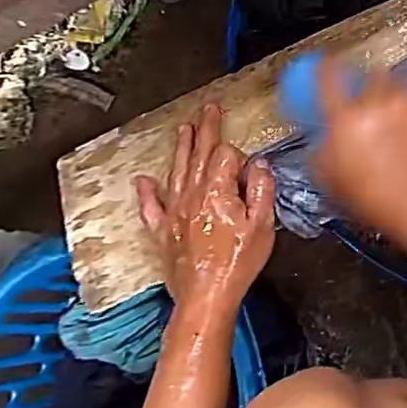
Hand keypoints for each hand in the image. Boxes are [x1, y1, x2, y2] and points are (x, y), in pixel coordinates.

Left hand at [135, 103, 275, 323]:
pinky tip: (143, 180)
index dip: (240, 157)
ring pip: (176, 172)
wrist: (205, 298)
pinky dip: (147, 193)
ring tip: (184, 128)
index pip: (226, 156)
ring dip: (181, 147)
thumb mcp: (263, 224)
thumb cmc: (237, 263)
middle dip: (205, 129)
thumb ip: (262, 189)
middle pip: (199, 154)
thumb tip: (259, 165)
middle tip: (208, 108)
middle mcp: (191, 196)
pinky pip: (152, 207)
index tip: (251, 171)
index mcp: (216, 191)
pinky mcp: (163, 232)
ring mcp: (174, 213)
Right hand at [311, 58, 406, 226]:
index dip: (324, 67)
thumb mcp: (326, 174)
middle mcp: (373, 102)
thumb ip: (320, 146)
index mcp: (343, 116)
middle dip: (364, 82)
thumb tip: (321, 135)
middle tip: (361, 97)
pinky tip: (405, 126)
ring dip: (387, 93)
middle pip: (366, 74)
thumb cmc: (367, 193)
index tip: (323, 64)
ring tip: (387, 113)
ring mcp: (402, 103)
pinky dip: (406, 107)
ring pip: (392, 83)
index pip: (328, 77)